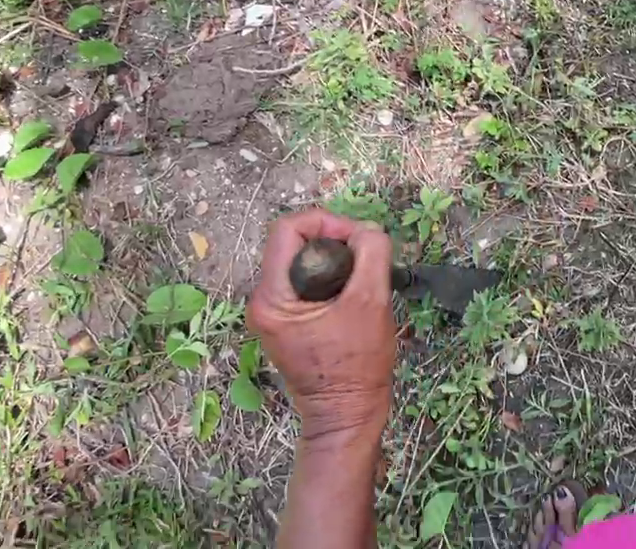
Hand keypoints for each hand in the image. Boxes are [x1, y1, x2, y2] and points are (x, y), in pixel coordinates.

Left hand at [248, 209, 396, 447]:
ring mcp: (275, 312)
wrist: (349, 413)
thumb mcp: (371, 301)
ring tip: (365, 278)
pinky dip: (337, 276)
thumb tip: (367, 229)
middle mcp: (264, 301)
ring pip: (307, 260)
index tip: (359, 239)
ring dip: (340, 259)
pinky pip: (311, 279)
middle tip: (367, 259)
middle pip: (299, 243)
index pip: (289, 229)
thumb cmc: (357, 362)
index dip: (328, 223)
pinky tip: (357, 293)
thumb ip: (371, 254)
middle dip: (338, 241)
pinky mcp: (290, 321)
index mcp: (271, 297)